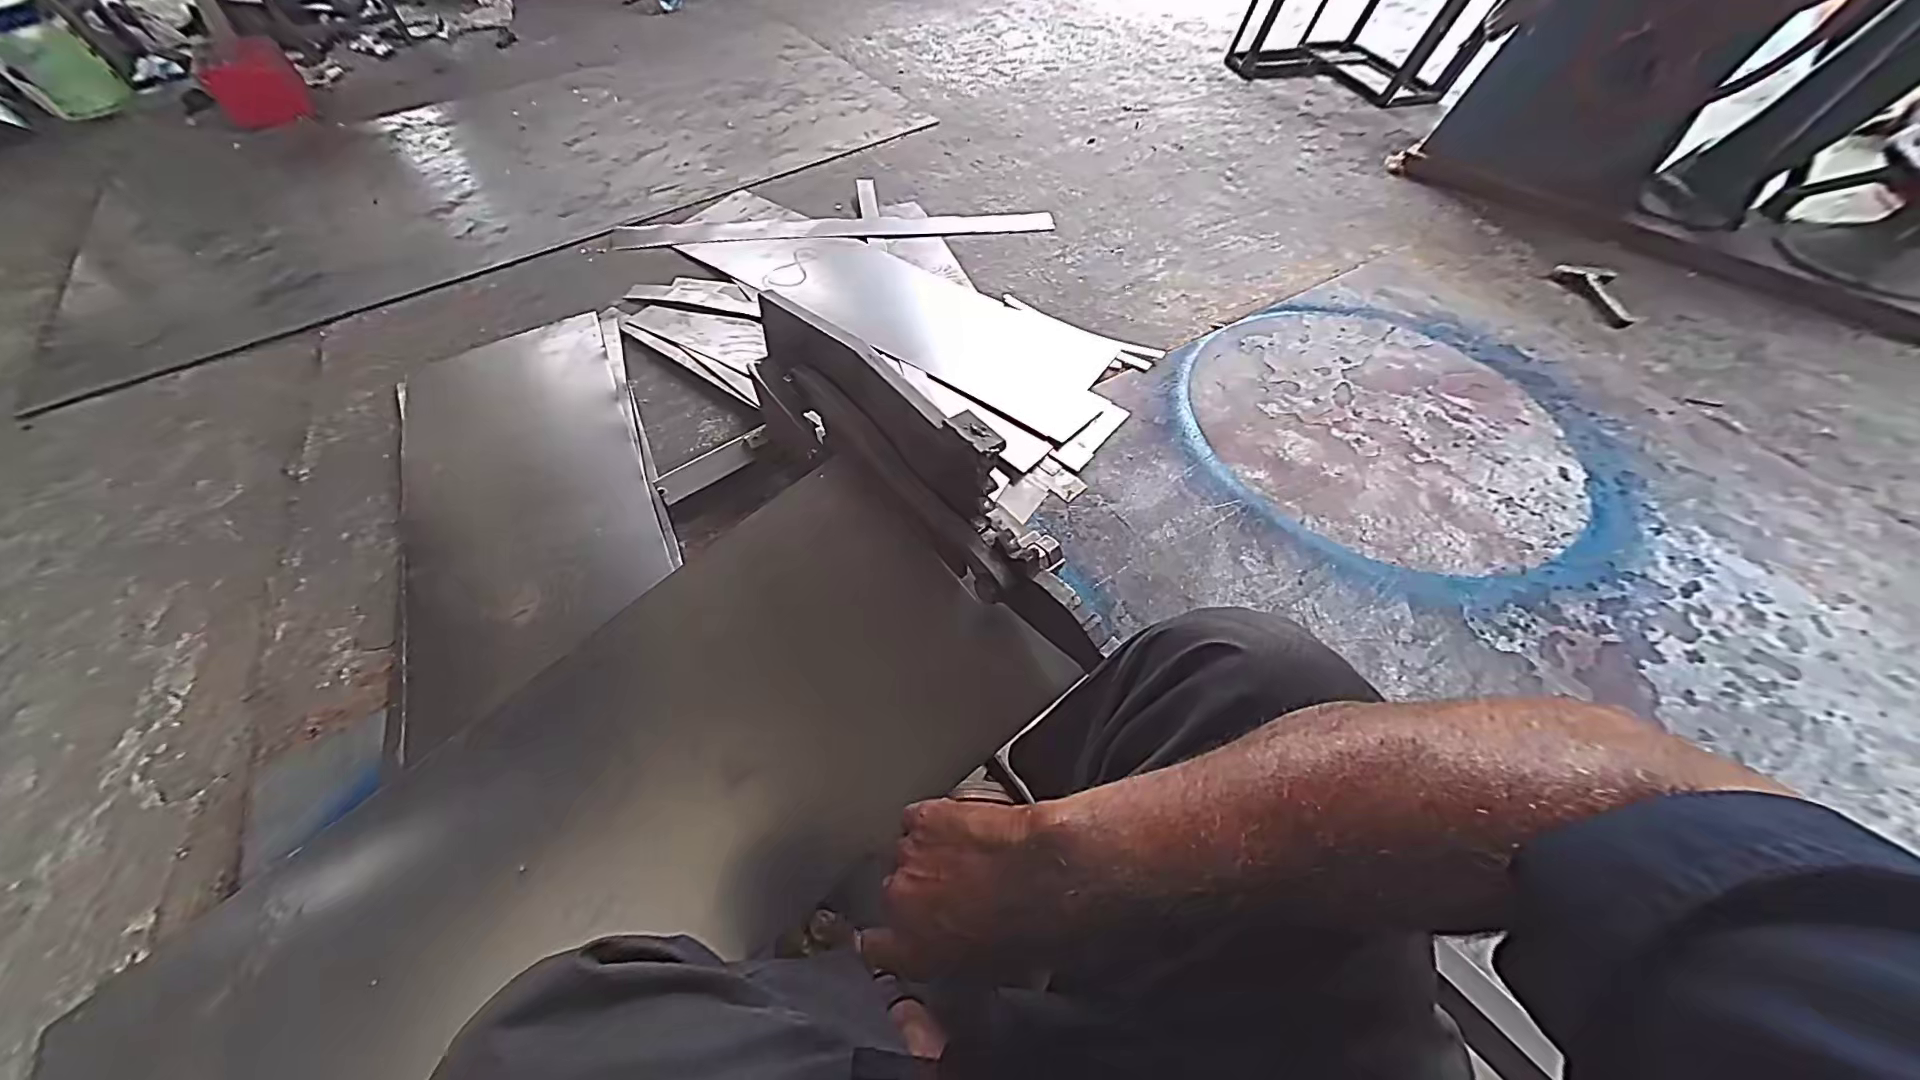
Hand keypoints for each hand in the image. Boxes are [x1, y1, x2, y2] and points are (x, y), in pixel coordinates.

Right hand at [858, 798, 1065, 979]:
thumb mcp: (993, 969)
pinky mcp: (924, 816)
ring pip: (906, 849)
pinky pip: (917, 816)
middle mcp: (900, 901)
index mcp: (912, 950)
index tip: (904, 927)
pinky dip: (936, 817)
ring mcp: (908, 853)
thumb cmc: (1031, 926)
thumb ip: (958, 961)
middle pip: (893, 890)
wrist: (1049, 877)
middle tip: (954, 883)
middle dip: (918, 887)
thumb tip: (969, 953)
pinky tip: (963, 822)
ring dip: (928, 851)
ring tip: (966, 850)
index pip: (876, 948)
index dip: (891, 935)